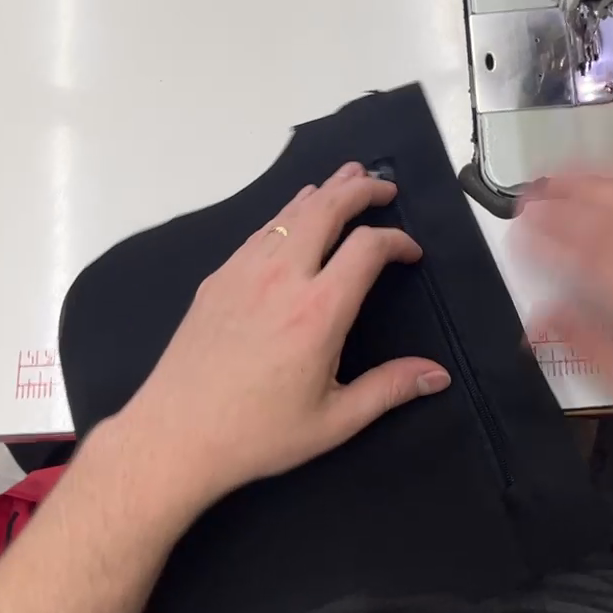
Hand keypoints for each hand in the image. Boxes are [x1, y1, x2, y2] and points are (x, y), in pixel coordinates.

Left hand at [104, 162, 450, 506]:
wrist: (175, 435)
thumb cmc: (258, 433)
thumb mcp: (334, 421)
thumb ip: (389, 389)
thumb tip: (438, 375)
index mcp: (318, 311)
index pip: (368, 248)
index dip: (397, 241)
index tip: (410, 252)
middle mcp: (282, 278)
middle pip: (328, 209)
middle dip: (361, 190)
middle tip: (384, 187)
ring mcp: (245, 271)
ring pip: (291, 212)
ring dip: (324, 191)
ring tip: (347, 178)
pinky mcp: (218, 278)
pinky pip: (261, 230)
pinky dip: (288, 212)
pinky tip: (295, 215)